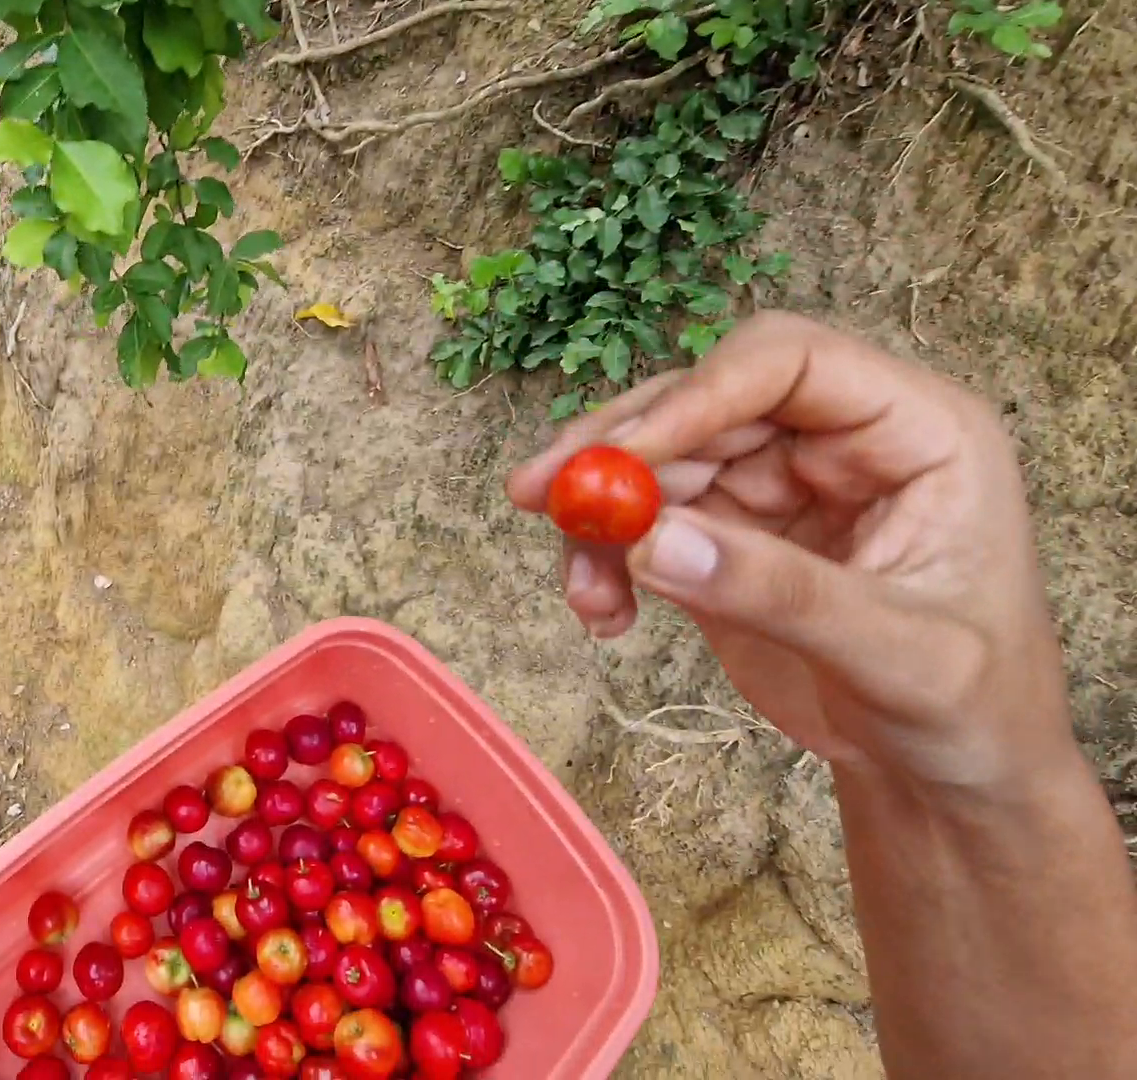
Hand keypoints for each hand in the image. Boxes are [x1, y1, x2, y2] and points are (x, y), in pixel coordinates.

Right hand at [508, 312, 1074, 788]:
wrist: (933, 774)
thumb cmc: (967, 709)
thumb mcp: (899, 656)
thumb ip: (778, 592)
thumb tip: (653, 542)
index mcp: (906, 435)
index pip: (784, 365)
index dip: (694, 396)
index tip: (618, 457)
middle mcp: (821, 447)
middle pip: (689, 408)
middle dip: (608, 454)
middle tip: (534, 494)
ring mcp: (759, 493)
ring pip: (645, 468)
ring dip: (594, 523)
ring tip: (584, 594)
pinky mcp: (710, 539)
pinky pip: (631, 527)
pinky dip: (599, 562)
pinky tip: (602, 612)